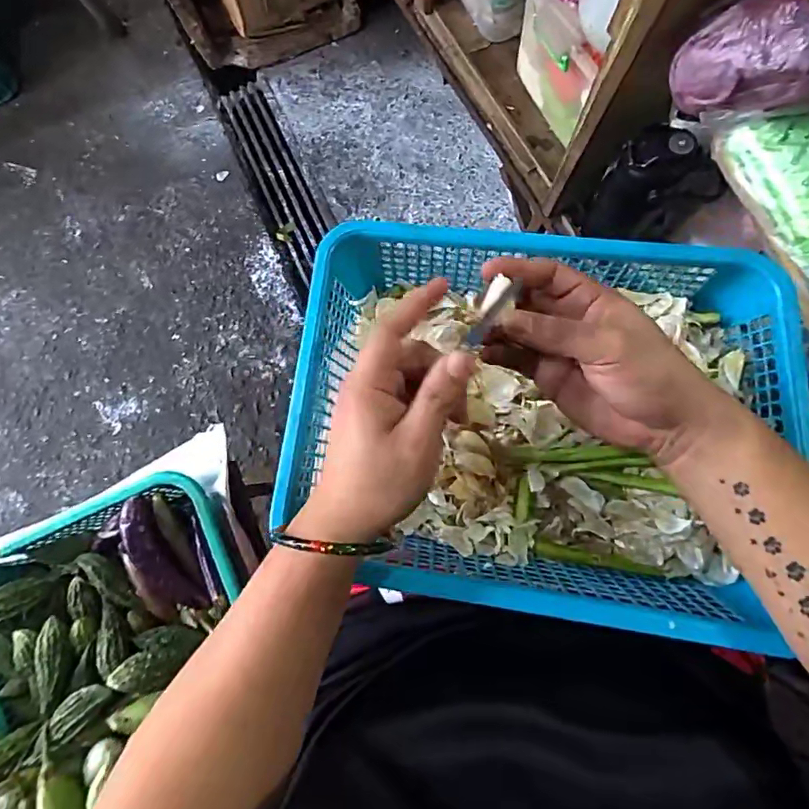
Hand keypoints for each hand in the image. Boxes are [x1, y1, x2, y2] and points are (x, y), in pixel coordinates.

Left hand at [290, 278, 475, 543]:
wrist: (343, 523)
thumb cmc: (381, 482)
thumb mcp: (420, 439)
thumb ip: (441, 393)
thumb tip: (465, 354)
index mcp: (369, 380)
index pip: (393, 327)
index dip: (418, 303)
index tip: (444, 285)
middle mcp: (364, 382)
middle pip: (410, 356)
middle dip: (441, 372)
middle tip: (464, 410)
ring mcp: (365, 399)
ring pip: (409, 377)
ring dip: (435, 392)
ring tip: (453, 425)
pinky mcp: (369, 415)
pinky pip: (402, 395)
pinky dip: (423, 405)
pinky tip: (437, 429)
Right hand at [481, 257, 753, 468]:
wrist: (668, 427)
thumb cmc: (649, 373)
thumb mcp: (606, 345)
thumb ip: (556, 332)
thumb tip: (507, 319)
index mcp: (588, 300)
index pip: (548, 275)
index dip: (519, 269)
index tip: (488, 271)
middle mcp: (568, 319)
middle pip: (526, 301)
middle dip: (500, 302)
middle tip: (475, 310)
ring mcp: (555, 348)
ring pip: (517, 331)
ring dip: (494, 329)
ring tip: (472, 334)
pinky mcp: (547, 375)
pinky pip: (517, 359)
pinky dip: (498, 355)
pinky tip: (482, 355)